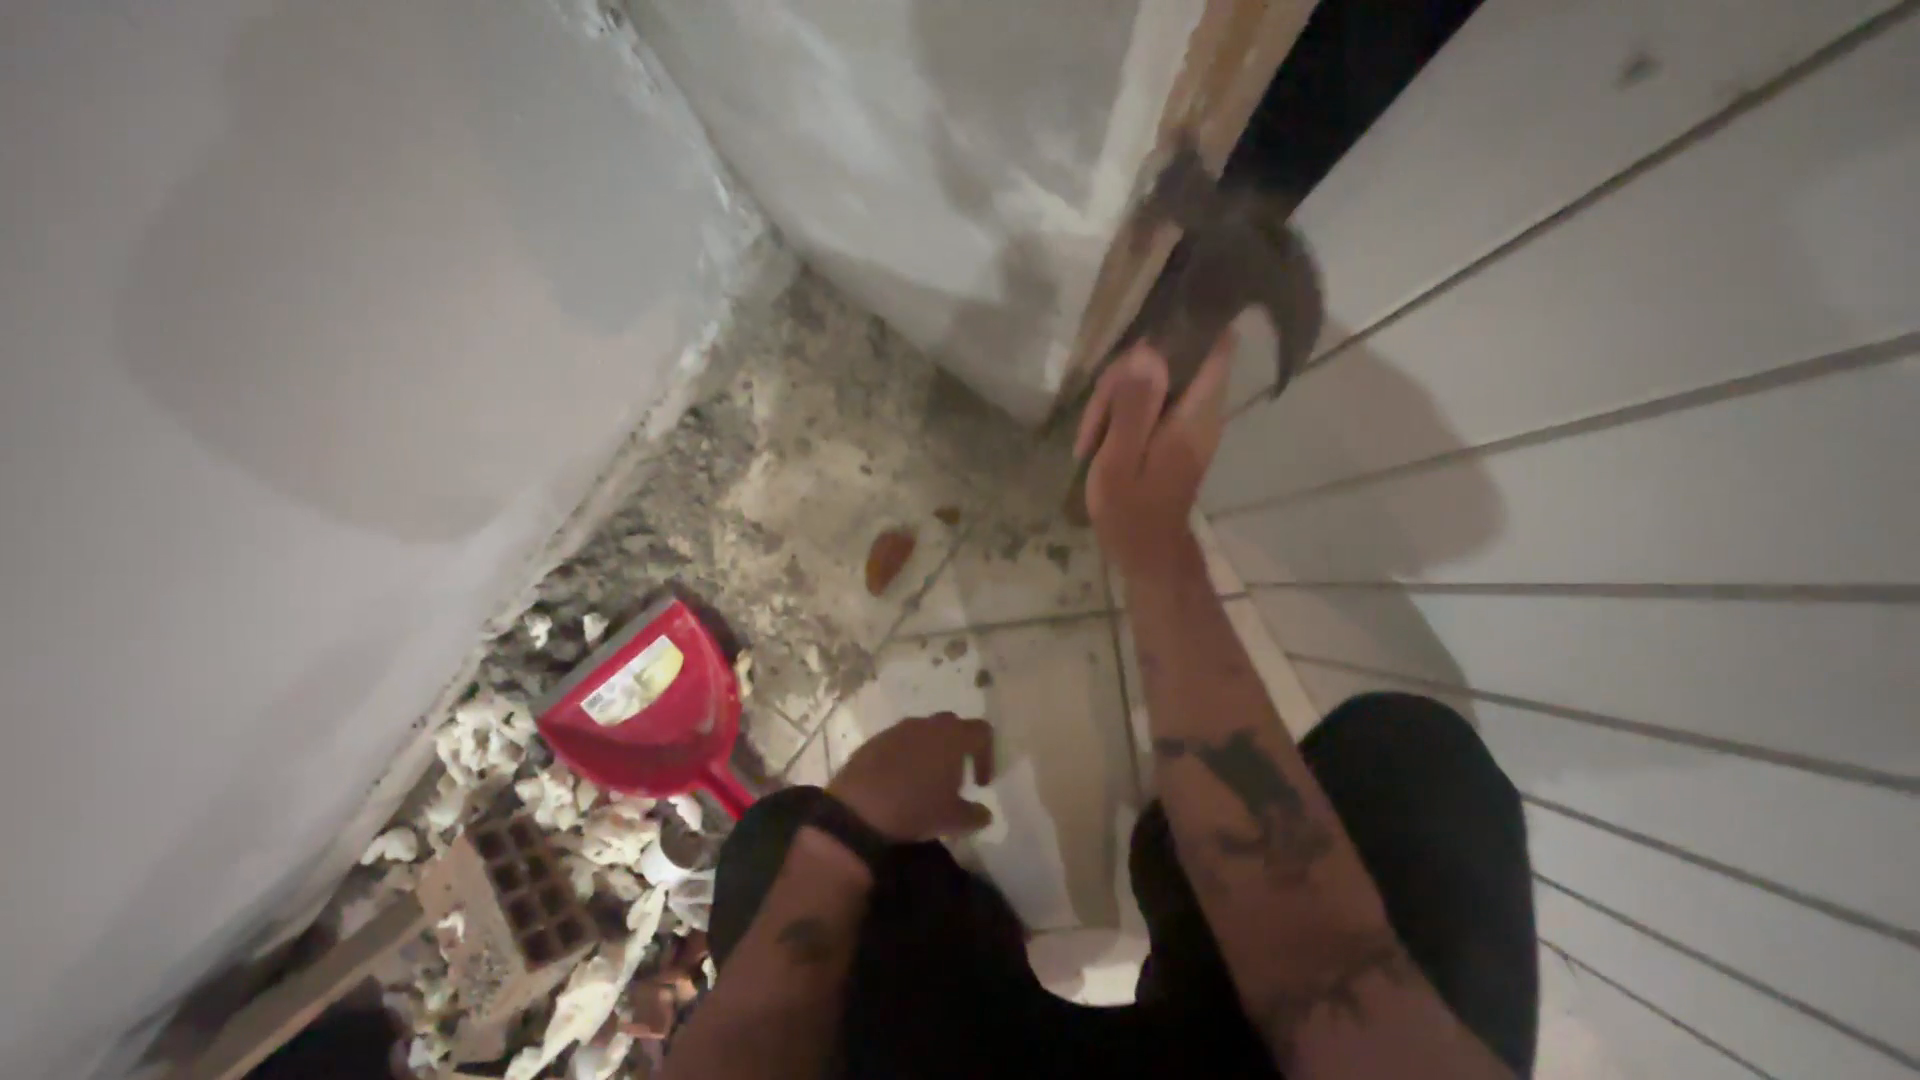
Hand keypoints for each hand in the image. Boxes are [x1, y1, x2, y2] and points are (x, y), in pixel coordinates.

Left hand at [828, 713, 994, 841]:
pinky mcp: (874, 740)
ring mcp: (897, 730)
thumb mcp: (953, 820)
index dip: (987, 755)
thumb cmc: (916, 809)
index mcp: (952, 737)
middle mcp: (926, 725)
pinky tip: (899, 782)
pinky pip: (898, 742)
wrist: (858, 810)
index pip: (982, 732)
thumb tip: (985, 814)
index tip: (980, 784)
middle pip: (952, 726)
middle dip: (958, 748)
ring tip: (925, 782)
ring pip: (923, 732)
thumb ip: (975, 815)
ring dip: (930, 751)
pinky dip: (905, 756)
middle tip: (955, 778)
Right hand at [1074, 335, 1233, 579]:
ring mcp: (1189, 423)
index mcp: (1195, 415)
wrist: (1147, 555)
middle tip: (1094, 421)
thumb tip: (1146, 353)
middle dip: (1128, 377)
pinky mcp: (1176, 434)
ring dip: (1119, 399)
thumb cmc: (1132, 512)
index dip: (1193, 324)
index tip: (1152, 326)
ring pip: (1156, 382)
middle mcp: (1202, 412)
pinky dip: (1125, 414)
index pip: (1216, 349)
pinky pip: (1153, 403)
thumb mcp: (1121, 460)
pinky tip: (1100, 442)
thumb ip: (1134, 406)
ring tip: (1090, 440)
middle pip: (1171, 362)